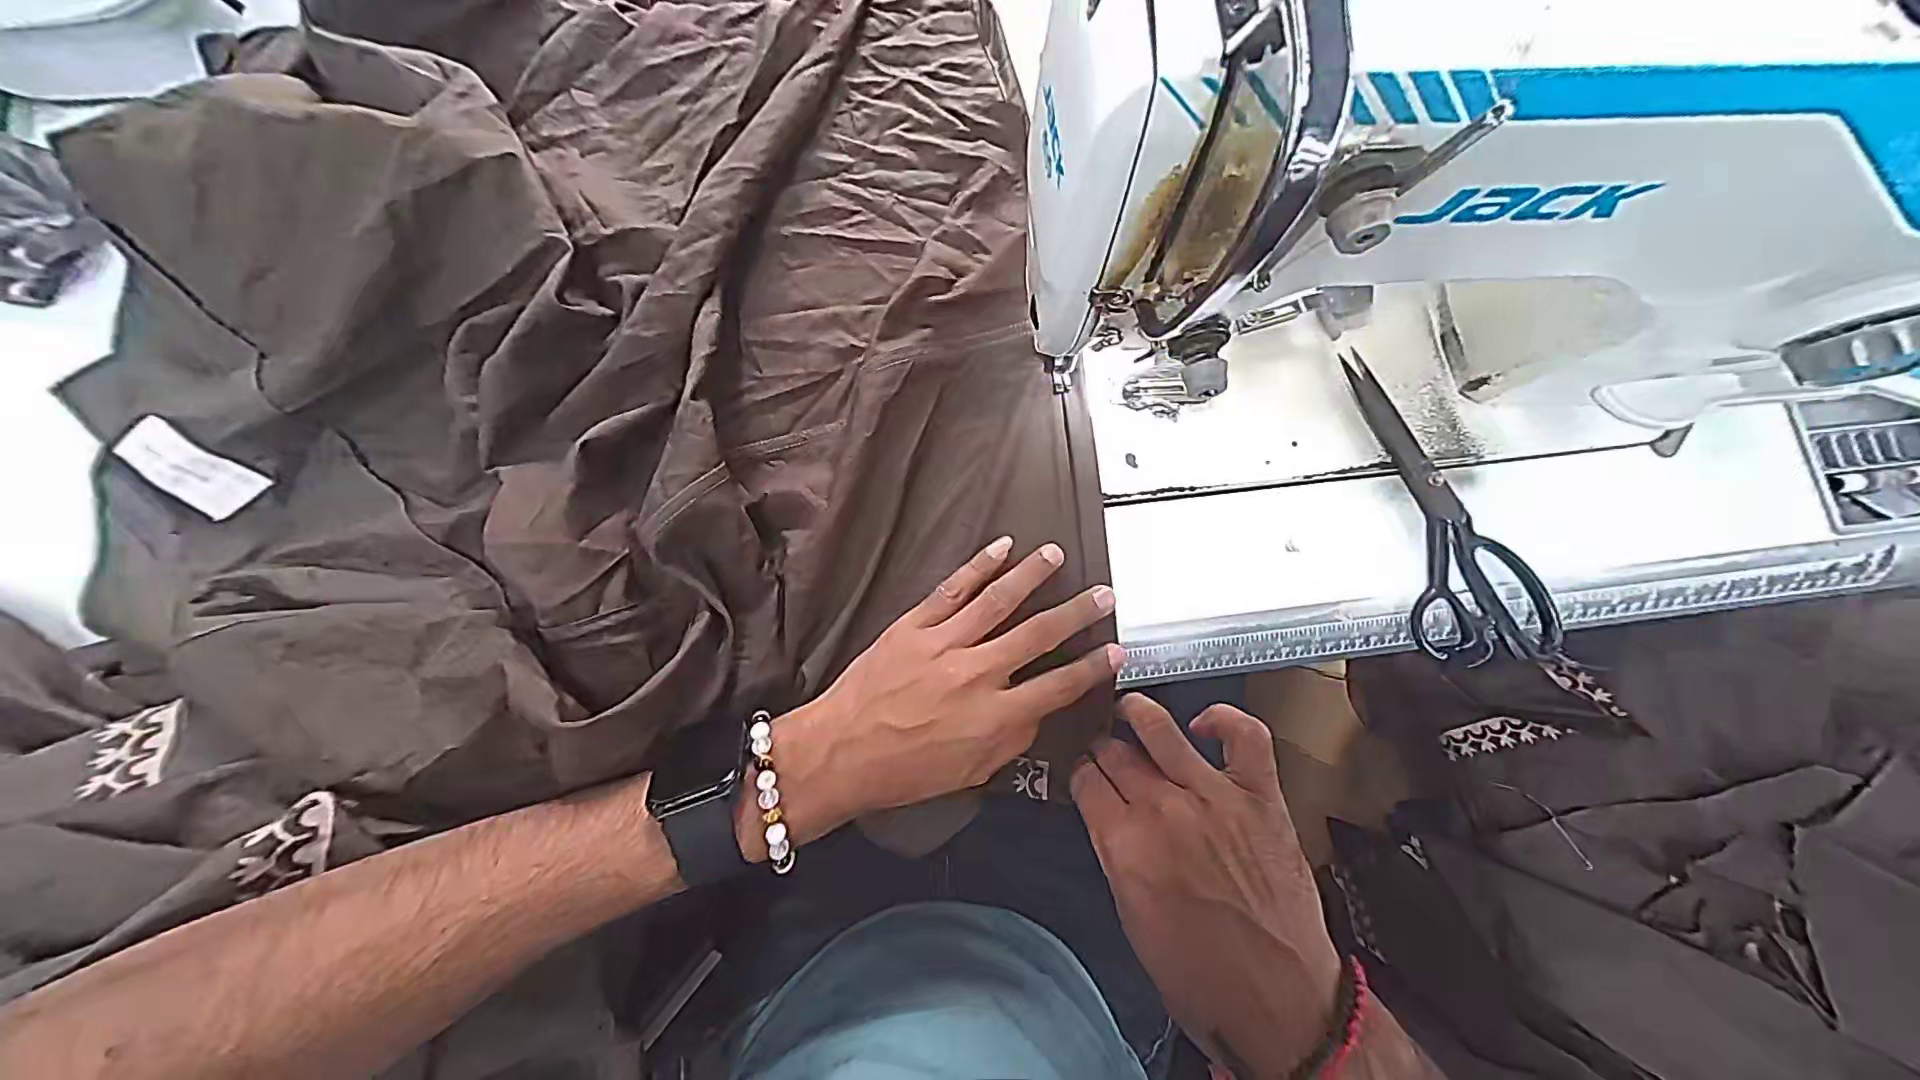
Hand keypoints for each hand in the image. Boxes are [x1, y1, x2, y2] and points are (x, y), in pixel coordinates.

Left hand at [740, 537, 1121, 856]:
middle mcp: (975, 674)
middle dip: (1077, 612)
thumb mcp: (969, 771)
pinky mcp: (914, 626)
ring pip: (998, 600)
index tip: (1114, 652)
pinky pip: (953, 589)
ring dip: (1032, 575)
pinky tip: (1000, 549)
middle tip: (1101, 595)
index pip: (1058, 686)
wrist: (840, 752)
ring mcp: (943, 644)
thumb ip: (1012, 740)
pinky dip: (979, 566)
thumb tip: (1037, 710)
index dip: (1092, 667)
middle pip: (1038, 634)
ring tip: (1055, 556)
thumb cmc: (901, 769)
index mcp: (992, 715)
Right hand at [1073, 694, 1341, 1077]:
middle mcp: (1163, 810)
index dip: (1079, 769)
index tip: (1081, 768)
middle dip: (1101, 744)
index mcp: (1124, 844)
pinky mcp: (1260, 796)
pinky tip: (1204, 725)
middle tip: (1102, 745)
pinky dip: (1223, 719)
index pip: (1085, 778)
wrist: (1280, 1003)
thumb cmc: (1201, 974)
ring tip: (1131, 709)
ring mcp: (1214, 797)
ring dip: (1137, 712)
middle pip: (1115, 751)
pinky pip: (1244, 736)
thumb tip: (1105, 812)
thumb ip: (1113, 850)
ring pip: (1160, 728)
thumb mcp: (1130, 914)